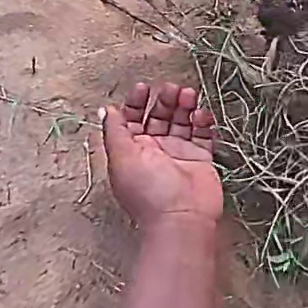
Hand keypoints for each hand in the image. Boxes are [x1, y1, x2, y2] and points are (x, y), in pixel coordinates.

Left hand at [99, 82, 222, 231]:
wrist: (182, 218)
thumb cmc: (149, 190)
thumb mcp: (122, 157)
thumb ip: (114, 130)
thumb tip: (104, 110)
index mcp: (133, 150)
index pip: (133, 118)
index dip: (137, 102)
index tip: (144, 88)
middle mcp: (155, 150)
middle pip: (159, 116)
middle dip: (165, 101)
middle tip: (173, 89)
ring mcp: (179, 154)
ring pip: (181, 122)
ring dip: (184, 106)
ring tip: (189, 95)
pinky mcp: (200, 158)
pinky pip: (202, 134)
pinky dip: (202, 122)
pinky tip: (201, 114)